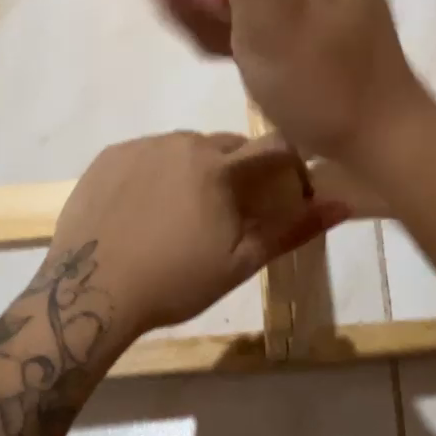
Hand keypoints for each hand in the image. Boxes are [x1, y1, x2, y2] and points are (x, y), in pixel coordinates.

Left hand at [49, 131, 349, 332]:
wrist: (92, 292)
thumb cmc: (175, 282)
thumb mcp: (241, 262)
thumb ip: (293, 229)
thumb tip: (343, 204)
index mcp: (220, 166)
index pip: (271, 146)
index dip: (286, 164)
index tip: (285, 189)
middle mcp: (182, 142)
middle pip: (226, 145)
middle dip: (237, 170)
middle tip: (228, 213)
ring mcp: (140, 146)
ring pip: (185, 148)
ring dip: (195, 169)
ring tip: (182, 213)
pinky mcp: (108, 155)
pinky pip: (146, 153)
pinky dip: (156, 171)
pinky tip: (145, 208)